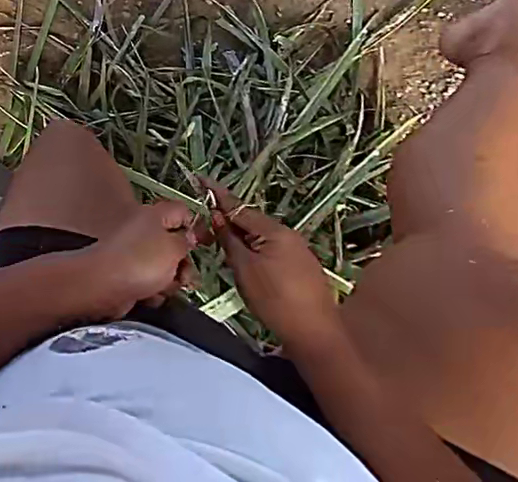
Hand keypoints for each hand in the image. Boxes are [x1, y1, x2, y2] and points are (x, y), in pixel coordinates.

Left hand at [69, 200, 203, 319]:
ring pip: (166, 268)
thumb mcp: (173, 248)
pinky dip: (153, 291)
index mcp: (155, 215)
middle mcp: (144, 230)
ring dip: (169, 282)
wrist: (104, 285)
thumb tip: (189, 236)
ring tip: (162, 287)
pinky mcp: (129, 274)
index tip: (205, 244)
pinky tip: (148, 294)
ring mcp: (135, 253)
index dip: (196, 226)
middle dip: (183, 264)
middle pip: (175, 245)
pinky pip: (151, 282)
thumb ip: (186, 241)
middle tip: (182, 276)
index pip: (182, 211)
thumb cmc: (139, 261)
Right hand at [203, 179, 342, 346]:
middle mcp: (289, 235)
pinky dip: (257, 252)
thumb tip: (217, 216)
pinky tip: (251, 267)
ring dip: (244, 240)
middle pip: (252, 222)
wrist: (315, 336)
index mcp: (274, 231)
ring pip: (263, 238)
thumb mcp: (243, 268)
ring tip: (228, 251)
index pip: (239, 208)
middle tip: (209, 228)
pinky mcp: (304, 268)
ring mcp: (299, 251)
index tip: (202, 180)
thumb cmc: (274, 300)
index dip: (218, 195)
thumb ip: (228, 239)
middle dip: (231, 223)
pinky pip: (274, 251)